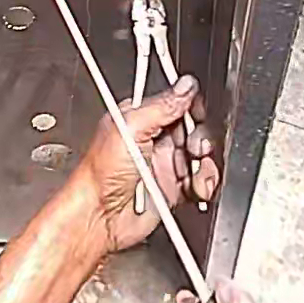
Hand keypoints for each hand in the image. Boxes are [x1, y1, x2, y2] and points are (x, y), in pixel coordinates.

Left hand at [69, 75, 220, 253]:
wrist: (99, 217)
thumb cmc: (100, 174)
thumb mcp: (131, 128)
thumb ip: (162, 106)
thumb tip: (186, 85)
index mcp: (142, 118)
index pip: (177, 103)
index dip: (191, 109)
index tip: (197, 116)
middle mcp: (154, 139)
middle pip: (194, 130)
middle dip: (200, 138)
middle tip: (193, 148)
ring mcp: (164, 164)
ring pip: (201, 156)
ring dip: (204, 164)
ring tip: (194, 171)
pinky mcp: (173, 189)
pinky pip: (200, 182)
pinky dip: (204, 184)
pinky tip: (197, 187)